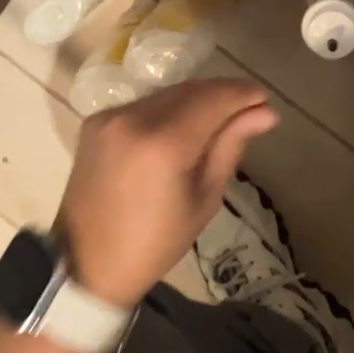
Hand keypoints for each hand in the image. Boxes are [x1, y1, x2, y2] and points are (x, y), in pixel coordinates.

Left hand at [54, 79, 277, 306]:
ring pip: (166, 94)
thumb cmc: (155, 242)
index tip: (265, 98)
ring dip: (196, 99)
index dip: (242, 94)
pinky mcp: (96, 121)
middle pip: (189, 90)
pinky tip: (182, 125)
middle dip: (222, 93)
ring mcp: (110, 116)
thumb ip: (231, 146)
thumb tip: (266, 113)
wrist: (87, 262)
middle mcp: (133, 118)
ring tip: (220, 116)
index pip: (212, 100)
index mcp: (163, 144)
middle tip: (250, 106)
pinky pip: (143, 105)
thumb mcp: (204, 199)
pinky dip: (168, 109)